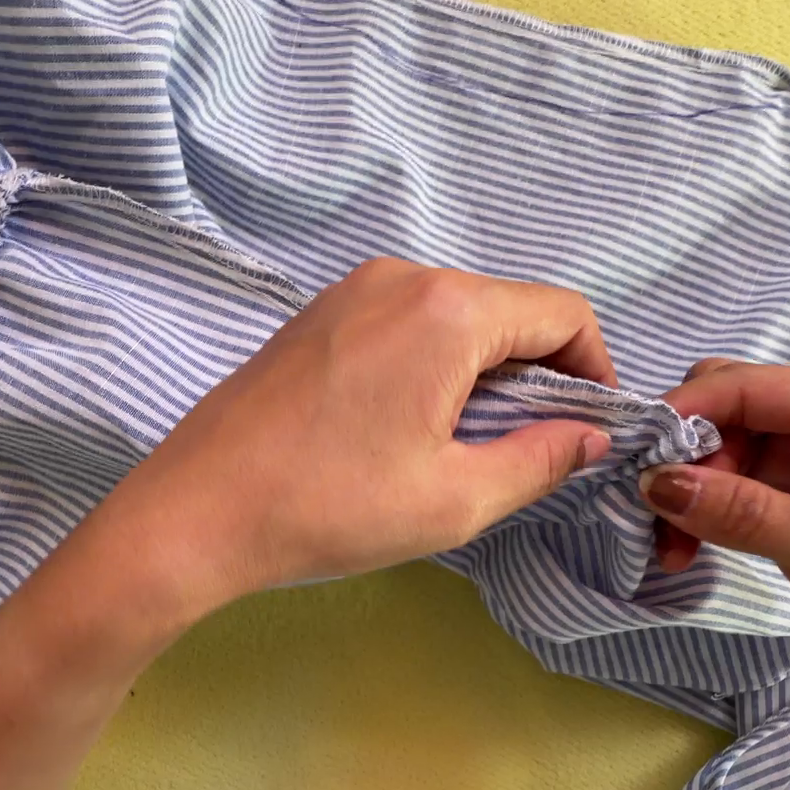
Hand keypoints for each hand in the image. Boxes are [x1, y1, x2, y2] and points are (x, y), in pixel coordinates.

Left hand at [86, 257, 617, 622]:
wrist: (195, 511)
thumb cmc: (330, 508)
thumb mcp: (455, 498)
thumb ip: (541, 459)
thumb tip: (591, 435)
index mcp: (446, 310)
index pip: (562, 314)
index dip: (595, 371)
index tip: (588, 429)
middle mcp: (399, 278)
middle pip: (506, 312)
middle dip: (535, 376)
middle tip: (523, 449)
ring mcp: (348, 291)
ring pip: (454, 319)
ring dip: (481, 374)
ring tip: (459, 445)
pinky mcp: (315, 317)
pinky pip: (402, 325)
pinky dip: (431, 365)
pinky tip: (403, 424)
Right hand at [643, 359, 789, 706]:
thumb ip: (751, 514)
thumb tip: (652, 481)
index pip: (753, 387)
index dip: (685, 414)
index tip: (632, 463)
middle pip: (729, 413)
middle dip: (683, 457)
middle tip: (654, 515)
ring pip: (720, 455)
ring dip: (685, 495)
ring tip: (669, 551)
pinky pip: (730, 494)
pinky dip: (699, 519)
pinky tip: (685, 553)